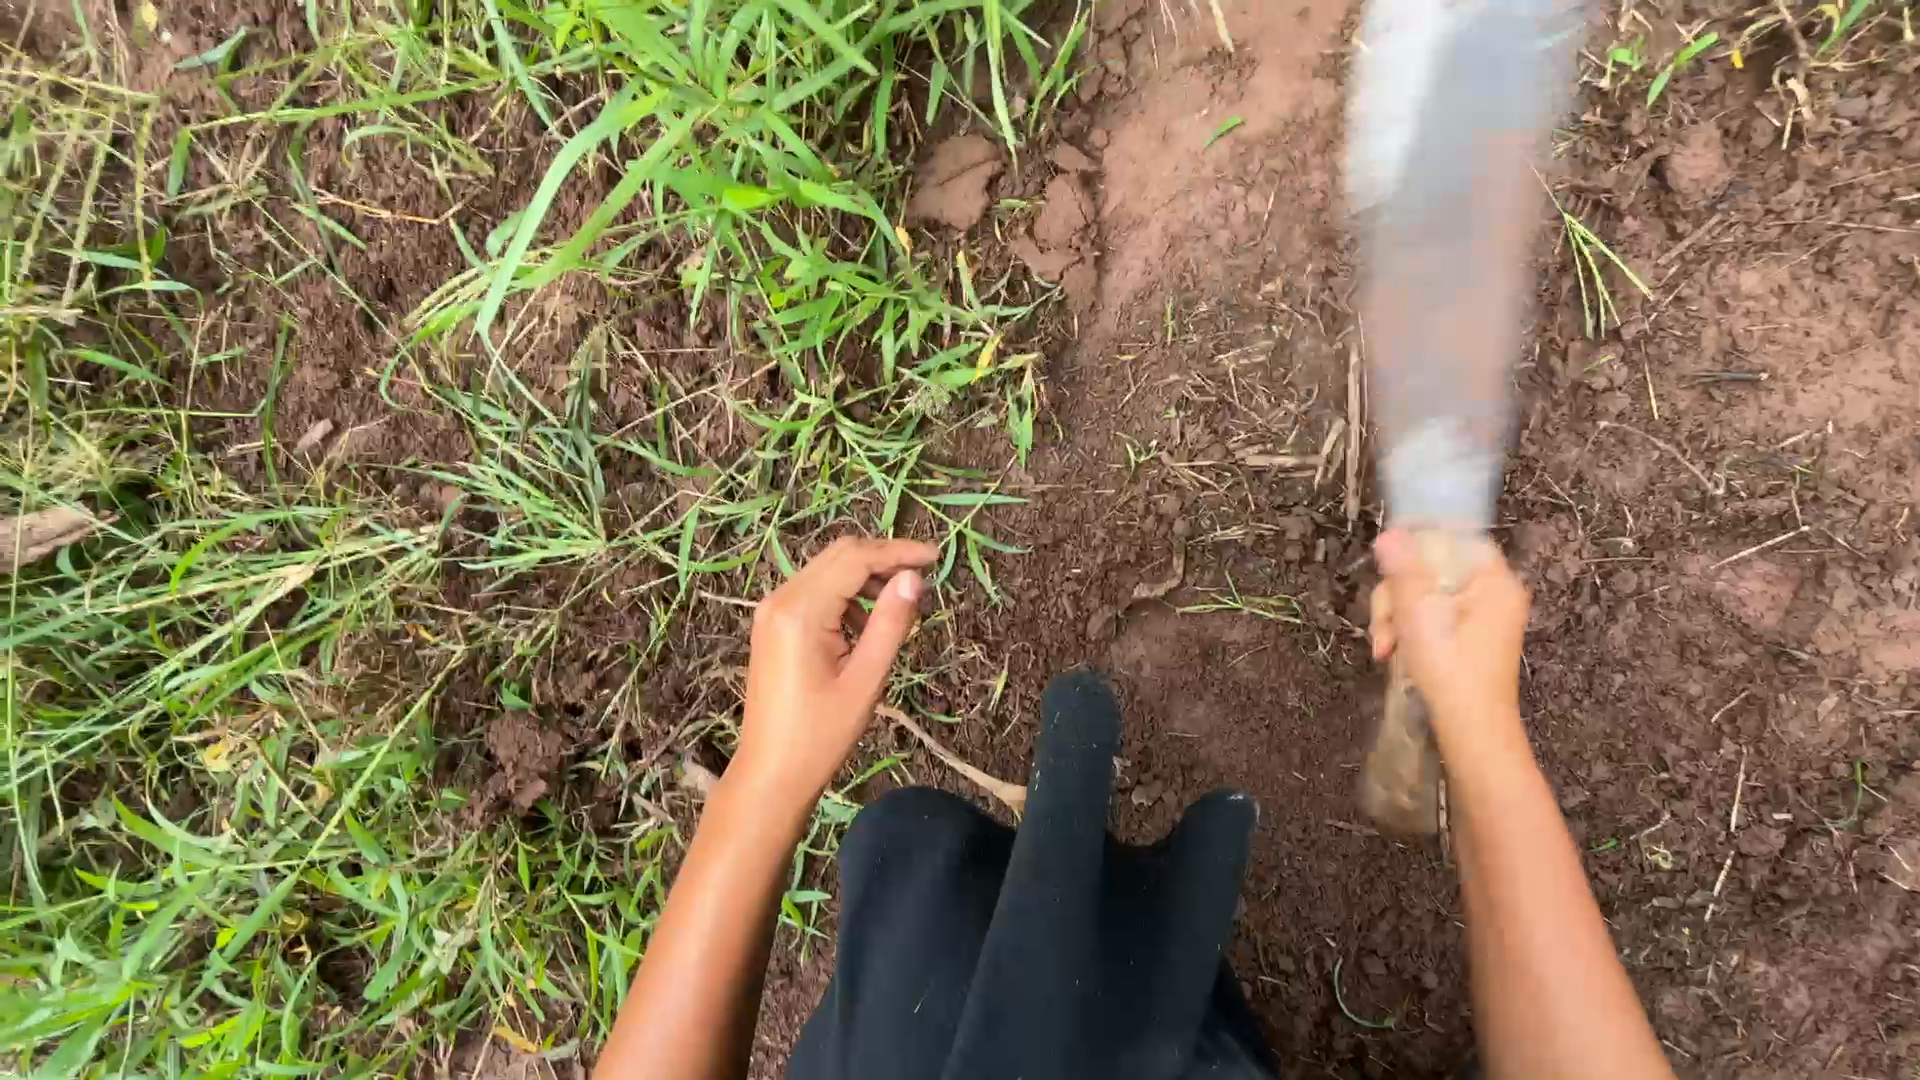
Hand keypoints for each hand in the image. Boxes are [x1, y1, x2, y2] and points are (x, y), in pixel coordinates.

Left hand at [735, 536, 937, 807]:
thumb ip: (890, 623)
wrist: (771, 773)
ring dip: (866, 578)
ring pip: (828, 570)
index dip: (898, 552)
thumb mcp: (866, 679)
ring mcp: (772, 610)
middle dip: (883, 560)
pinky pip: (815, 591)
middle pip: (839, 555)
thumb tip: (914, 578)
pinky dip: (846, 595)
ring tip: (899, 610)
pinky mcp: (773, 623)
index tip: (935, 558)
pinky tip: (866, 627)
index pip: (856, 559)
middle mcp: (781, 598)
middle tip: (921, 580)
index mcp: (801, 610)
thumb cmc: (821, 734)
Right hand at [1368, 529, 1529, 741]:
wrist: (1471, 728)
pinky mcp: (1466, 635)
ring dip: (1394, 616)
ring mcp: (1479, 615)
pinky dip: (1406, 628)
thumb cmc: (1450, 670)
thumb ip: (1403, 572)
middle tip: (1384, 624)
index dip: (1419, 543)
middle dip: (1396, 594)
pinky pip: (1428, 614)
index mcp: (1493, 582)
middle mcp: (1491, 593)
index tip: (1388, 562)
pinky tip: (1392, 651)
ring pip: (1421, 593)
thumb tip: (1389, 534)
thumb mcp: (1419, 615)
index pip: (1457, 539)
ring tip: (1384, 646)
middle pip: (1431, 568)